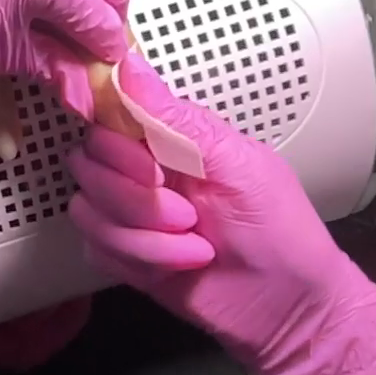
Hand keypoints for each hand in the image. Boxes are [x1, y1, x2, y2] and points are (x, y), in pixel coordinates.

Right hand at [66, 52, 375, 374]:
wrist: (289, 310)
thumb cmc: (279, 230)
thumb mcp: (237, 164)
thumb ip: (176, 118)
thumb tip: (130, 64)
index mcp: (165, 135)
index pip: (105, 118)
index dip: (120, 147)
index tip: (156, 169)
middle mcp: (137, 167)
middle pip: (87, 164)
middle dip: (139, 200)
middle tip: (189, 214)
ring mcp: (124, 210)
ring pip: (86, 209)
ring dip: (145, 238)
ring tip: (194, 244)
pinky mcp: (118, 251)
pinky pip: (93, 246)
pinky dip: (140, 261)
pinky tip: (178, 265)